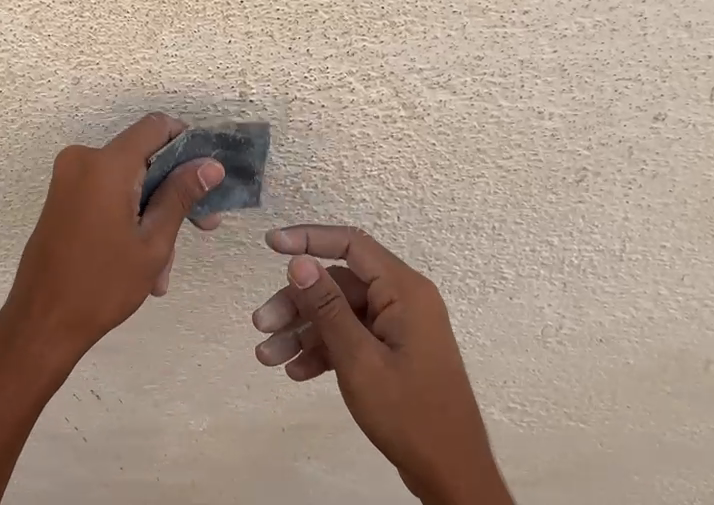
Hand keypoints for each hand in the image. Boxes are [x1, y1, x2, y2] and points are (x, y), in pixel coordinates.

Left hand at [0, 113, 224, 362]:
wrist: (42, 321)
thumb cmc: (101, 284)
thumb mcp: (153, 242)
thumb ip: (181, 196)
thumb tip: (210, 165)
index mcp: (106, 164)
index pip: (154, 127)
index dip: (186, 142)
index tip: (207, 171)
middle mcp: (82, 160)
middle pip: (141, 158)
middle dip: (172, 192)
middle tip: (202, 228)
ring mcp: (67, 178)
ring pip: (126, 183)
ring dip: (150, 216)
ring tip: (161, 270)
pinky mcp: (62, 197)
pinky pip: (105, 194)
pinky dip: (127, 219)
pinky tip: (141, 266)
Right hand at [251, 225, 511, 504]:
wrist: (452, 475)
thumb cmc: (409, 413)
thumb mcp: (358, 359)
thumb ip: (327, 306)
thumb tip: (299, 261)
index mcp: (404, 291)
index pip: (350, 244)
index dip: (308, 238)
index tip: (271, 244)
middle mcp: (402, 300)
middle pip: (337, 284)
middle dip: (296, 304)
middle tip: (261, 325)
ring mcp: (398, 327)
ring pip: (338, 313)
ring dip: (302, 332)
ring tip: (267, 357)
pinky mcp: (393, 352)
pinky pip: (350, 337)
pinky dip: (322, 351)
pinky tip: (295, 372)